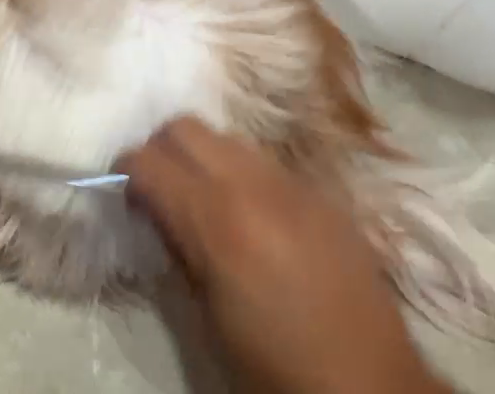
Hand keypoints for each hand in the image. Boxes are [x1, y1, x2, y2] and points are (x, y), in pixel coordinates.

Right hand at [119, 118, 449, 393]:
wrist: (369, 387)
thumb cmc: (273, 364)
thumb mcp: (205, 316)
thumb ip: (175, 248)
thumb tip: (154, 211)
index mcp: (216, 219)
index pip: (147, 160)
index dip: (125, 171)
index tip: (126, 195)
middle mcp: (252, 186)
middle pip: (185, 127)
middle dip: (161, 149)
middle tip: (160, 188)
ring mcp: (293, 185)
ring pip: (227, 138)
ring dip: (204, 156)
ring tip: (205, 197)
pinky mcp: (324, 196)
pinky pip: (268, 163)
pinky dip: (244, 174)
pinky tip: (251, 215)